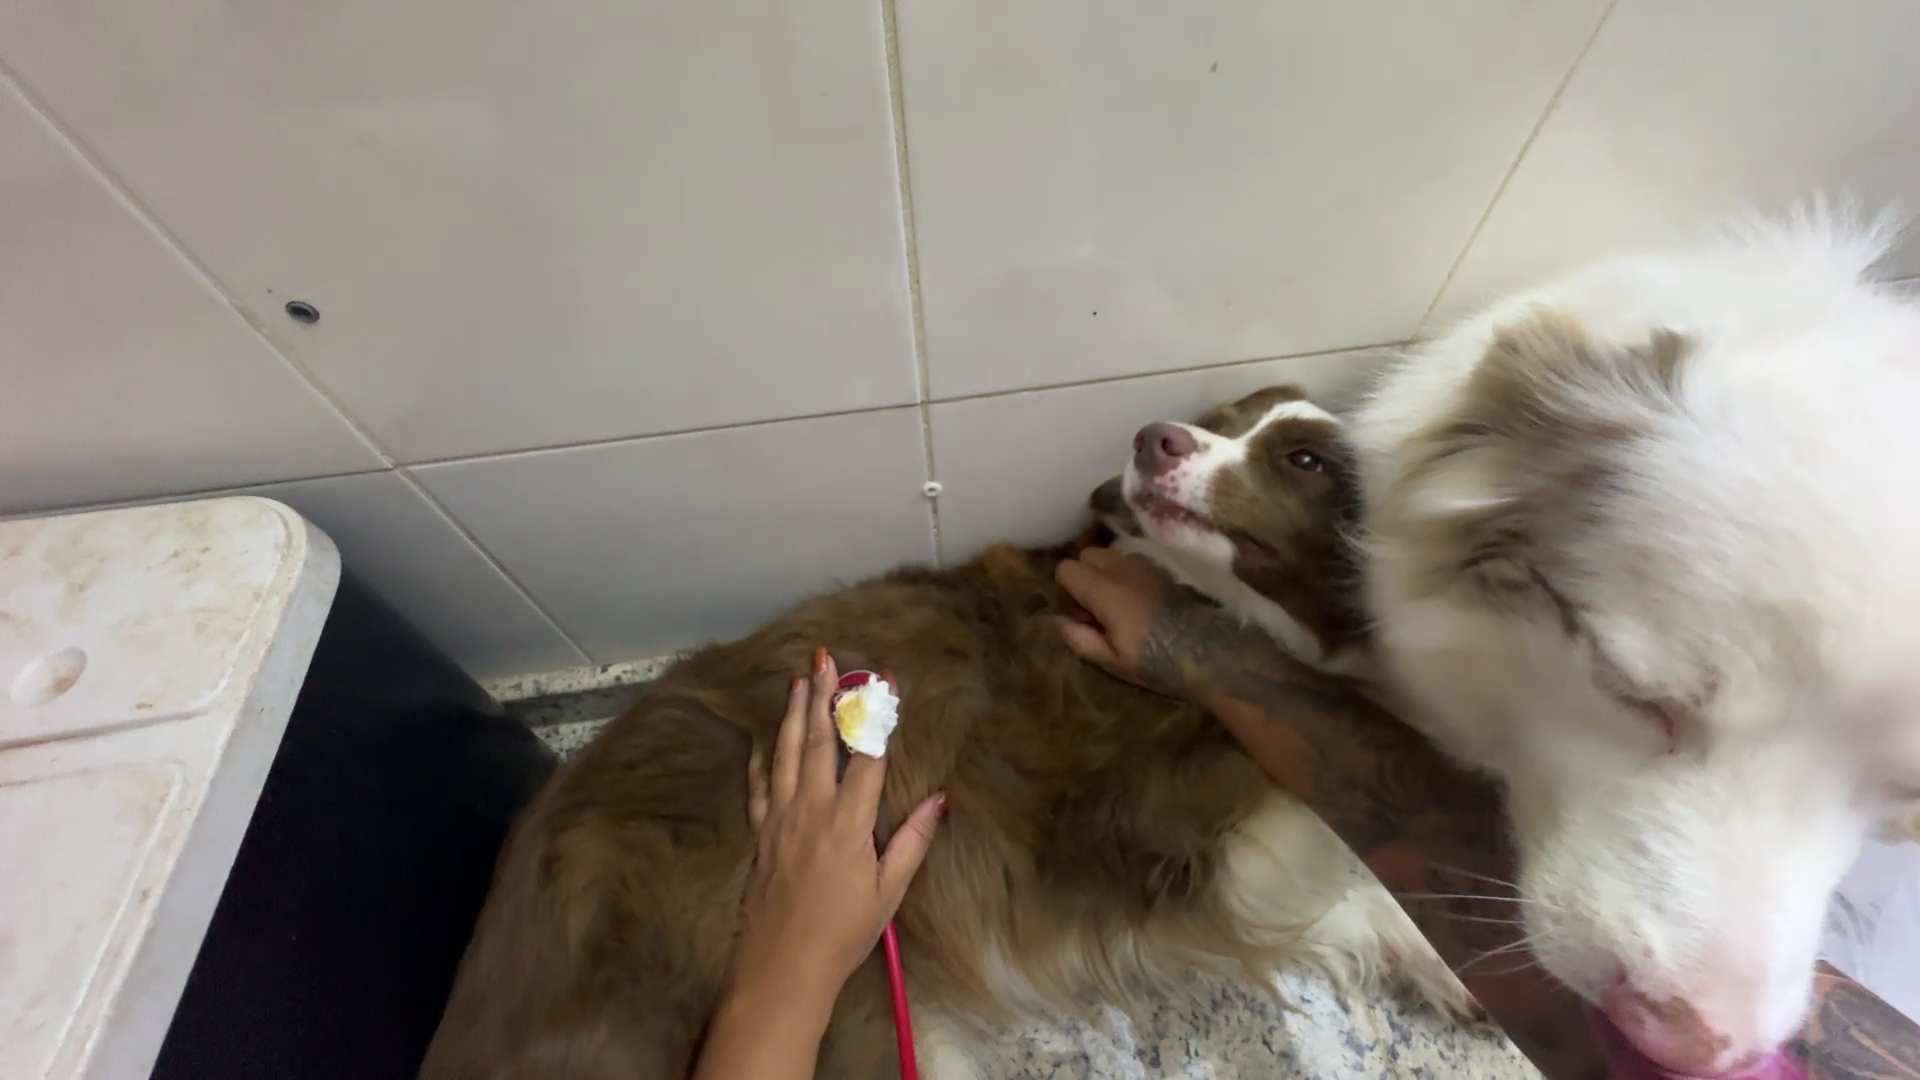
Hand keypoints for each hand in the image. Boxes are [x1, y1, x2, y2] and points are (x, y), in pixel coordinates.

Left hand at [730, 649, 944, 1020]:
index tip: (885, 680)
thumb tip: (938, 799)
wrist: (782, 970)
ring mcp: (780, 818)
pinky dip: (762, 759)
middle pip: (818, 740)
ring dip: (792, 713)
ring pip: (786, 753)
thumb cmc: (843, 933)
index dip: (877, 713)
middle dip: (824, 695)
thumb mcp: (888, 892)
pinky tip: (763, 740)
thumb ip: (912, 841)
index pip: (867, 754)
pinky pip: (759, 787)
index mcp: (848, 822)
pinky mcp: (760, 833)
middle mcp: (811, 809)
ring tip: (798, 680)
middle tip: (826, 659)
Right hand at [1054, 546, 1282, 704]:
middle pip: (1088, 554)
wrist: (1219, 656)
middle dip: (1085, 574)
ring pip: (1113, 553)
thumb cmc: (1161, 664)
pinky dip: (1130, 572)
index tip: (1077, 611)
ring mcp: (1148, 564)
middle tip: (1096, 607)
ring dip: (1109, 571)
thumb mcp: (1115, 662)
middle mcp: (1124, 568)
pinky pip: (1137, 559)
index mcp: (1105, 590)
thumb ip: (1080, 638)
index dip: (1066, 588)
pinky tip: (1144, 599)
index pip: (1066, 568)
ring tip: (1121, 602)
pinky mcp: (1168, 567)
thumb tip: (1056, 621)